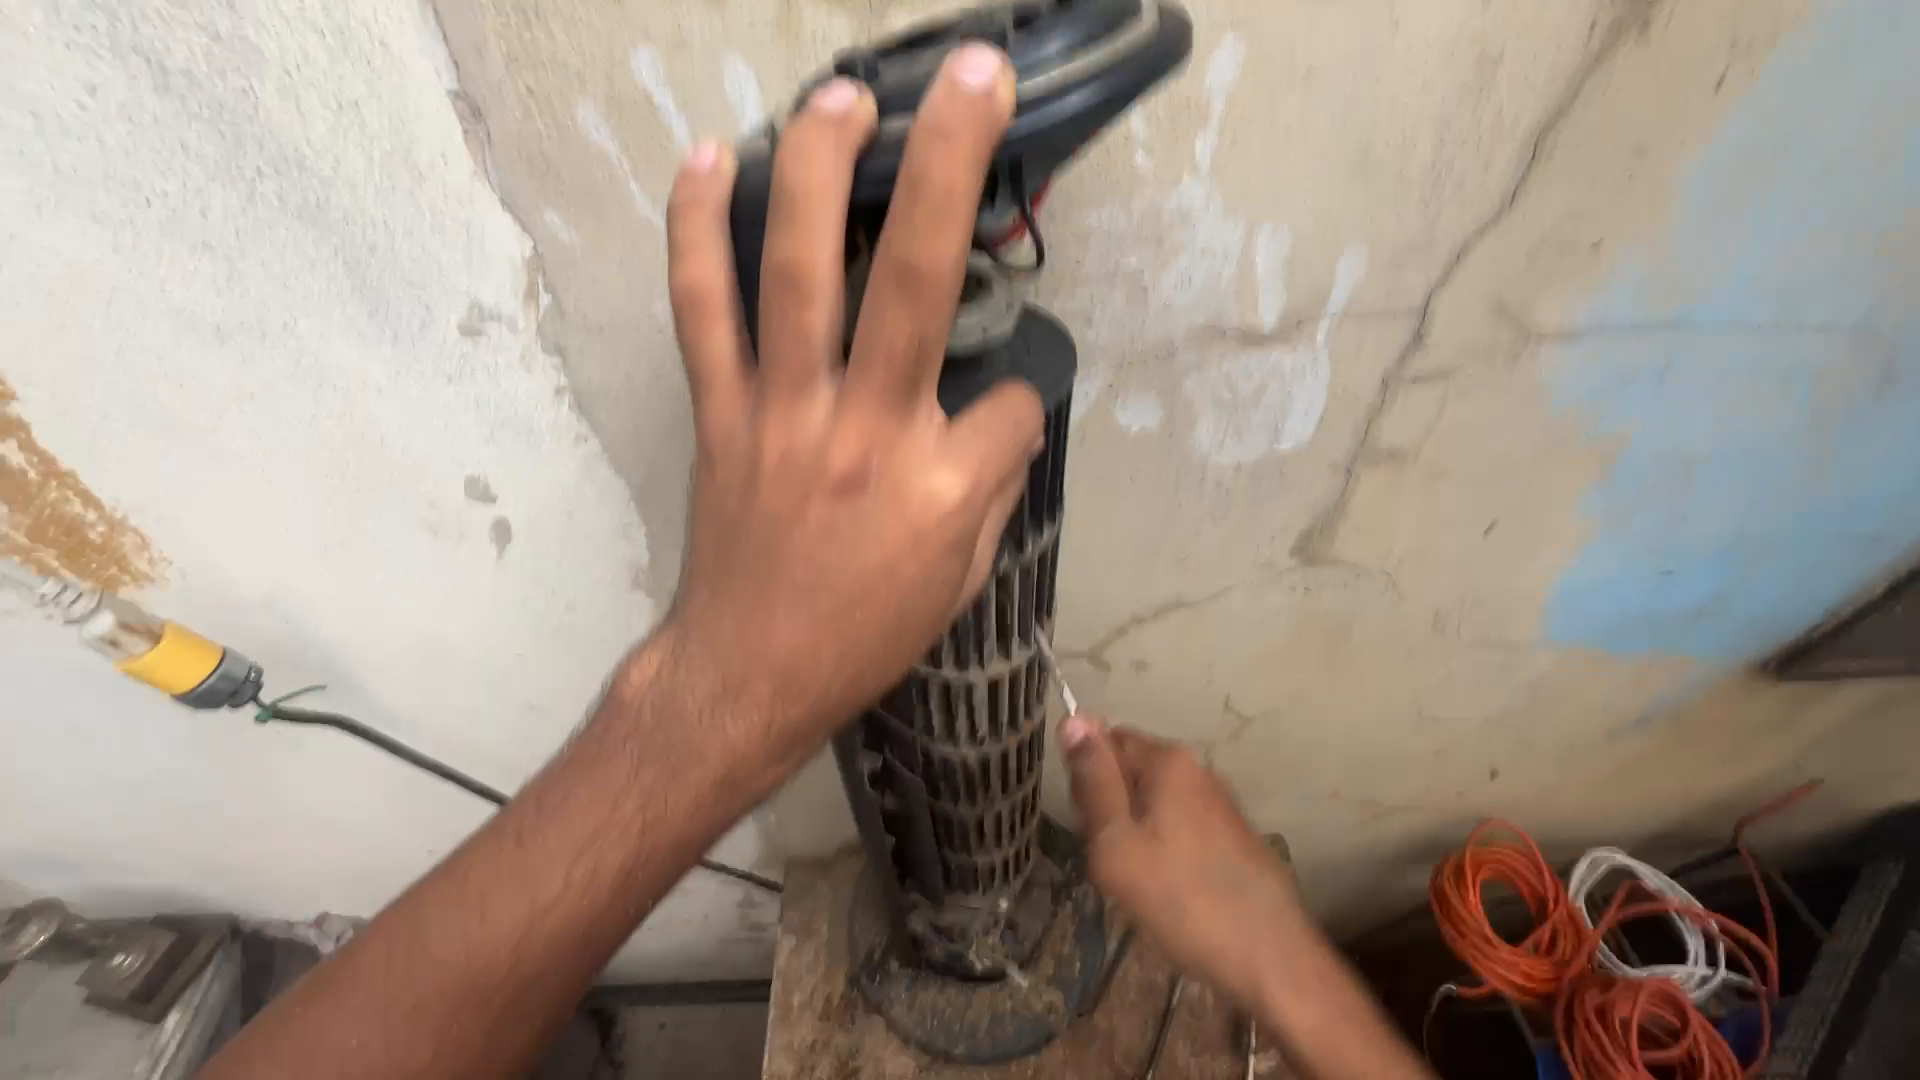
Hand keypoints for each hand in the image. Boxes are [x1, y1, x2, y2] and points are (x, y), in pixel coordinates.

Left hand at [656, 45, 1042, 761]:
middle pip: (914, 280)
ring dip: (818, 172)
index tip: (999, 422)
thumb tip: (998, 416)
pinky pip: (703, 311)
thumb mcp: (961, 579)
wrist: (750, 675)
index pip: (1010, 402)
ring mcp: (782, 413)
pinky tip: (710, 163)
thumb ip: (988, 487)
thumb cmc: (866, 636)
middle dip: (950, 166)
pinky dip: (699, 233)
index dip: (1019, 402)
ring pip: (797, 273)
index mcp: (942, 486)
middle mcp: (866, 431)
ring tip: (841, 99)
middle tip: (972, 79)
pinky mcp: (721, 415)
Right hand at [1061, 714, 1305, 1010]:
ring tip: (1142, 884)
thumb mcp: (1117, 842)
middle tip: (1114, 862)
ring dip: (1136, 834)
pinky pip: (1179, 827)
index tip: (1092, 828)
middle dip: (1111, 811)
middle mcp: (1197, 768)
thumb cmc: (1182, 899)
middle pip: (1129, 772)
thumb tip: (1072, 718)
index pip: (1103, 740)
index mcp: (1167, 760)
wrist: (1271, 960)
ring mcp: (1219, 802)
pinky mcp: (1233, 834)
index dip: (1087, 782)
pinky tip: (1171, 892)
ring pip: (1153, 803)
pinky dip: (1165, 851)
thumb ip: (1092, 780)